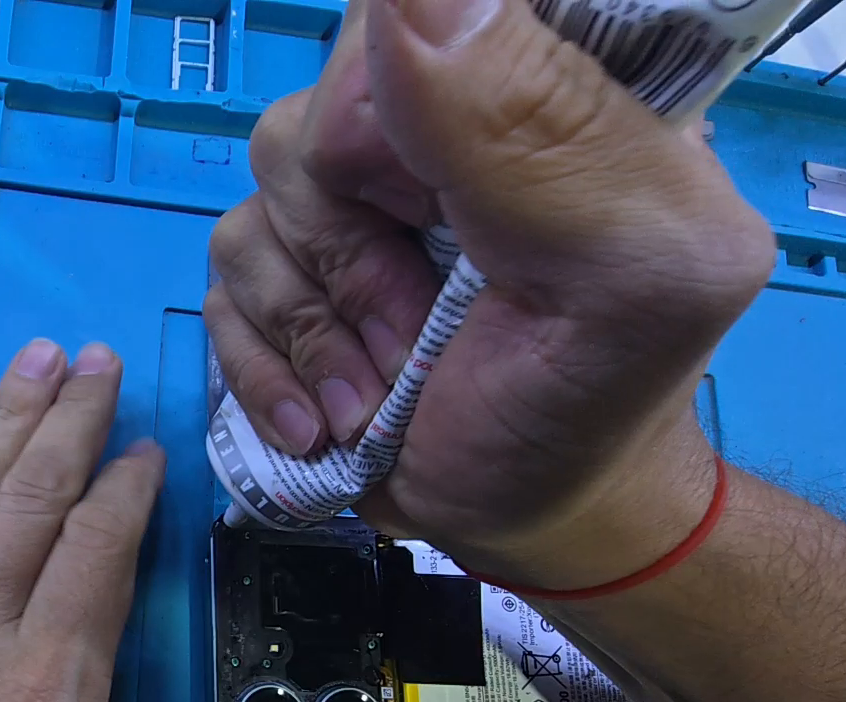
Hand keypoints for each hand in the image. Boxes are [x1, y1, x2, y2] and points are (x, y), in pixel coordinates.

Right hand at [207, 0, 773, 588]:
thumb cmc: (587, 403)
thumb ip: (543, 125)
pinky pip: (217, 302)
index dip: (380, 115)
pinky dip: (262, 375)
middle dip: (345, 267)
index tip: (430, 212)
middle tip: (411, 344)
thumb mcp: (627, 272)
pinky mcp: (276, 294)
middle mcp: (410, 146)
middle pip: (297, 137)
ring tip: (367, 402)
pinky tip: (317, 423)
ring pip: (242, 227)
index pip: (397, 21)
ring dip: (305, 338)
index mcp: (520, 97)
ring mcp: (328, 225)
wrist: (514, 509)